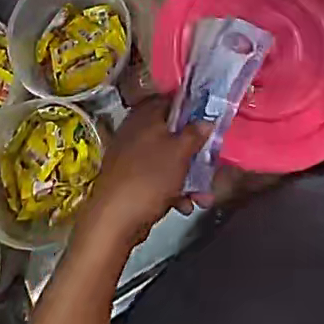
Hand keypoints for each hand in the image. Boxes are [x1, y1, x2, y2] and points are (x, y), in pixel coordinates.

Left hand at [75, 98, 211, 251]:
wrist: (112, 223)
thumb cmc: (149, 177)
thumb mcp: (180, 152)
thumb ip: (195, 133)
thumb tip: (205, 121)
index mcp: (146, 116)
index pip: (171, 101)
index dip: (193, 108)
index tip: (210, 119)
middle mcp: (136, 133)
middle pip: (172, 133)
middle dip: (195, 150)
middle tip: (211, 161)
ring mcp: (130, 159)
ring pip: (167, 158)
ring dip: (188, 175)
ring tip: (203, 194)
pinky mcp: (129, 183)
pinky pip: (157, 179)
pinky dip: (172, 189)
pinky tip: (185, 205)